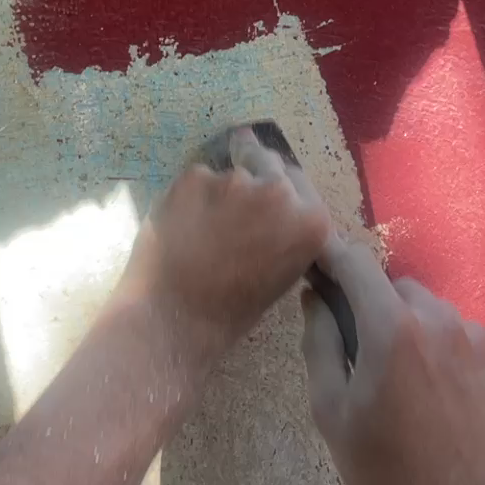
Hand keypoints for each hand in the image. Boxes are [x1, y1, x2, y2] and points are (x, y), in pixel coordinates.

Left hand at [120, 128, 333, 365]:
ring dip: (220, 193)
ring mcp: (235, 180)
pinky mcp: (196, 177)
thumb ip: (287, 233)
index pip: (300, 185)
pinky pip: (197, 180)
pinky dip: (190, 197)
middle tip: (233, 210)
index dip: (281, 192)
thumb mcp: (282, 273)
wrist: (173, 318)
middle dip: (255, 180)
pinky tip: (181, 225)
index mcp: (311, 221)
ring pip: (229, 175)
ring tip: (201, 229)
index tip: (266, 199)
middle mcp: (279, 192)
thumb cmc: (230, 310)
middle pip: (269, 166)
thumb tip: (275, 212)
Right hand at [300, 239, 484, 484]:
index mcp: (392, 327)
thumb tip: (315, 297)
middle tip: (363, 349)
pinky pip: (454, 330)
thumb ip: (320, 343)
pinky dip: (437, 343)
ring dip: (407, 323)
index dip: (332, 255)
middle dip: (373, 304)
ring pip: (426, 307)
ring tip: (403, 376)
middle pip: (392, 287)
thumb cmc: (386, 468)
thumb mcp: (332, 410)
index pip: (356, 263)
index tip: (317, 257)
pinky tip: (434, 387)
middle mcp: (437, 317)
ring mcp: (472, 334)